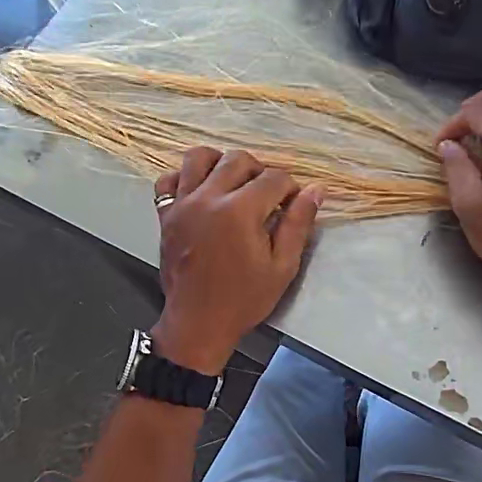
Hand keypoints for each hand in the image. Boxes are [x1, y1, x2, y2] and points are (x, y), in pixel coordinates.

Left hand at [149, 147, 322, 374]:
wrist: (198, 323)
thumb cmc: (244, 300)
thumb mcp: (282, 267)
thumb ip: (298, 224)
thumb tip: (315, 191)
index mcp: (240, 211)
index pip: (274, 178)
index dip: (290, 189)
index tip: (292, 206)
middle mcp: (208, 198)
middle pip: (238, 160)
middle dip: (260, 172)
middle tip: (267, 198)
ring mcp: (182, 204)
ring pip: (199, 157)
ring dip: (221, 163)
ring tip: (233, 184)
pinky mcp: (166, 215)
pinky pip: (168, 180)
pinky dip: (184, 178)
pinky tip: (200, 192)